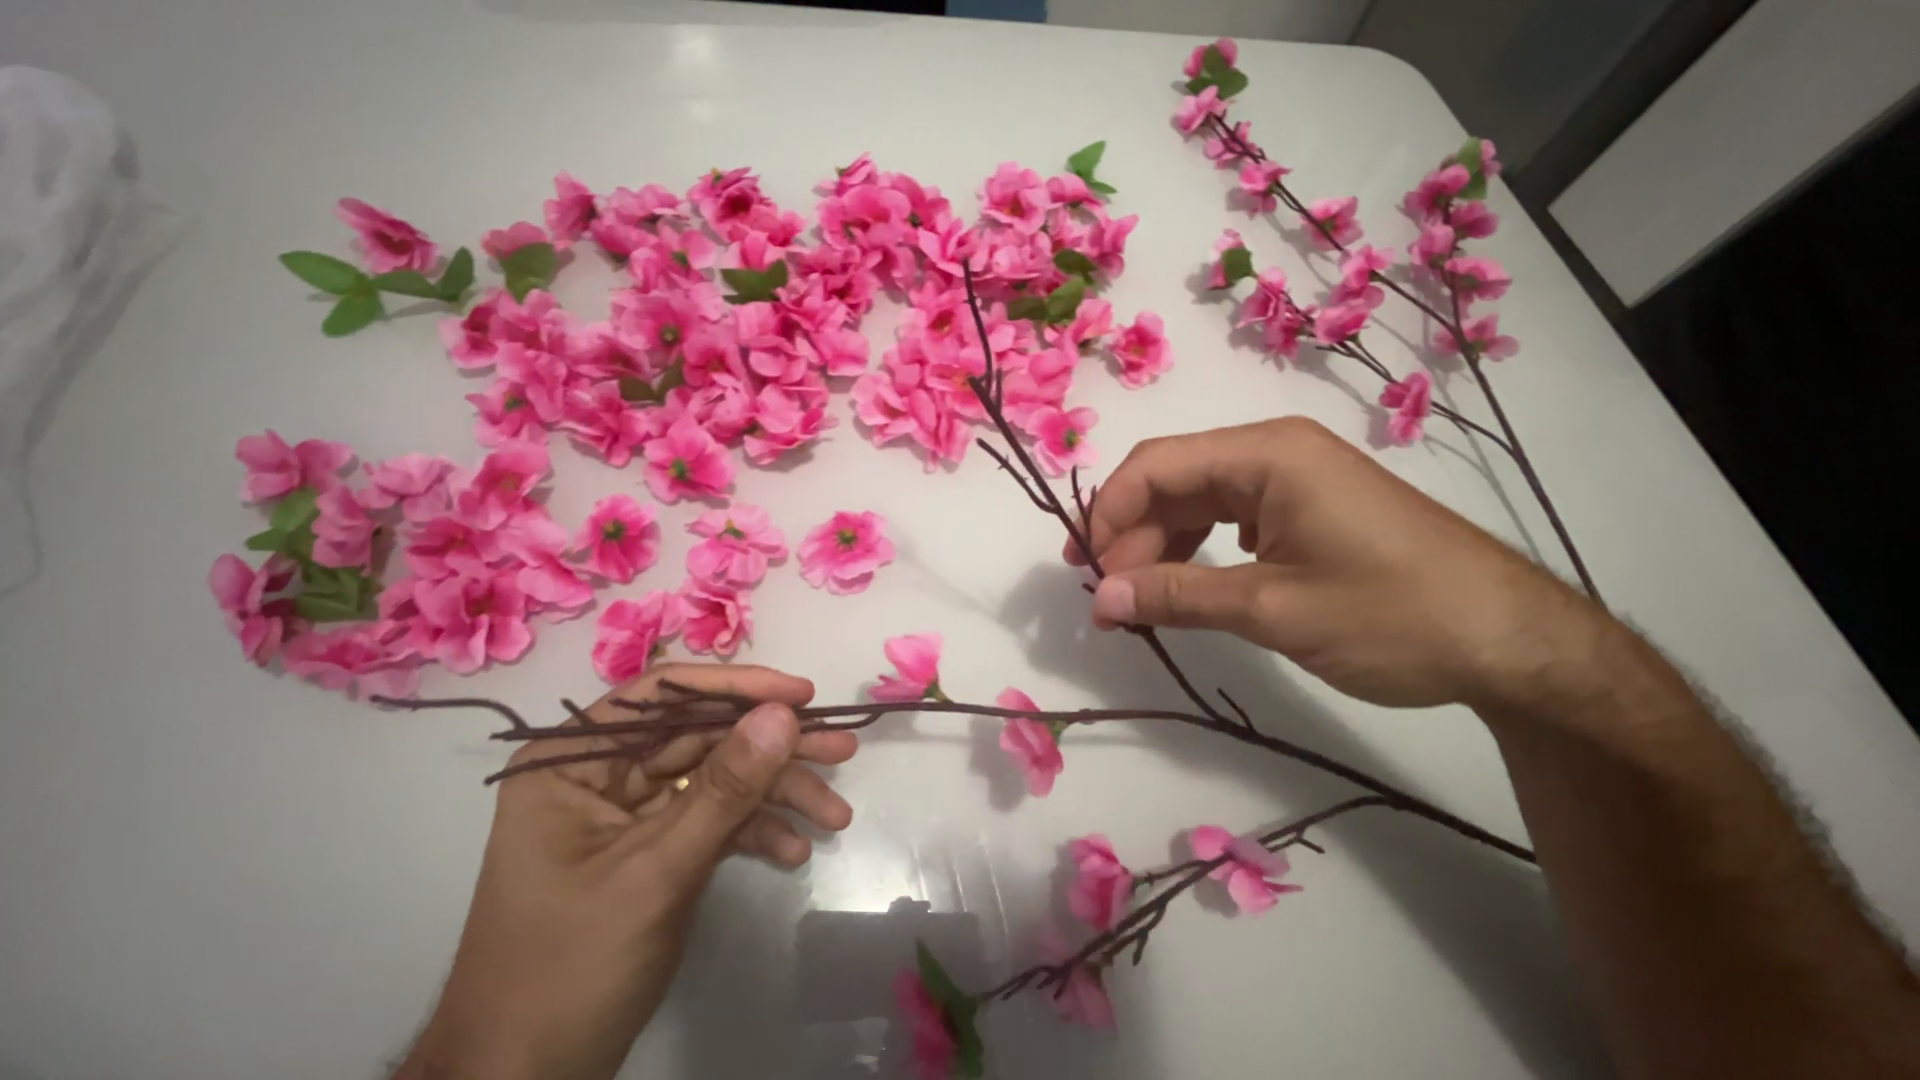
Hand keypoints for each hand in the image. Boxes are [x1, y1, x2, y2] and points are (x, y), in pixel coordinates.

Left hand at [395, 665, 856, 1079]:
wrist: (526, 1077)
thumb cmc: (571, 966)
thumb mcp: (656, 871)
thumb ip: (724, 789)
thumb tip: (783, 713)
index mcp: (572, 763)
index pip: (662, 697)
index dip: (736, 688)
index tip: (803, 695)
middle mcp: (597, 777)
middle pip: (699, 739)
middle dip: (771, 751)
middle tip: (842, 749)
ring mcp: (625, 817)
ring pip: (712, 782)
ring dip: (774, 796)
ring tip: (836, 814)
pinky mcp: (648, 854)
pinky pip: (709, 824)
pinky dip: (752, 834)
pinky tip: (794, 852)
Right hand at [1070, 417, 1604, 710]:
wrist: (1509, 642)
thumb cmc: (1393, 615)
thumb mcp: (1273, 609)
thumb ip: (1180, 597)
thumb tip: (1101, 598)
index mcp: (1268, 454)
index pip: (1156, 466)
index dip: (1108, 515)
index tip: (1088, 576)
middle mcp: (1277, 452)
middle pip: (1174, 480)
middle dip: (1132, 537)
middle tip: (1110, 601)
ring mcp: (1297, 481)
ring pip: (1200, 501)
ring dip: (1162, 547)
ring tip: (1139, 602)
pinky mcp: (1310, 511)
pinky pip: (1233, 519)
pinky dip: (1200, 552)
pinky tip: (1189, 589)